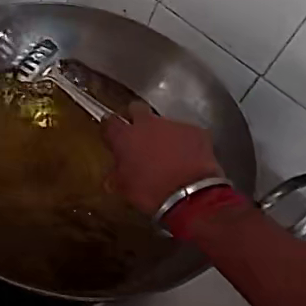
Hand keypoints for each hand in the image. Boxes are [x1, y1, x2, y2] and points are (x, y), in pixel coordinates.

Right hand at [103, 102, 224, 215]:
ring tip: (167, 154)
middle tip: (138, 137)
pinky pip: (186, 133)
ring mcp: (173, 125)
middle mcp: (147, 123)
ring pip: (163, 123)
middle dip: (135, 119)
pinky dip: (184, 142)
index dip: (110, 128)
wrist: (190, 195)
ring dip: (162, 135)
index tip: (111, 136)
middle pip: (136, 109)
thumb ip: (116, 173)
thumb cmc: (149, 191)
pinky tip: (187, 158)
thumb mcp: (124, 187)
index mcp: (124, 136)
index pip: (109, 122)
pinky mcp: (196, 131)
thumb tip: (112, 174)